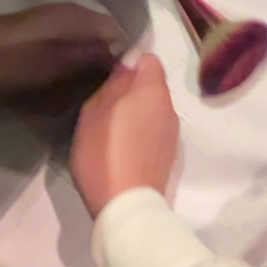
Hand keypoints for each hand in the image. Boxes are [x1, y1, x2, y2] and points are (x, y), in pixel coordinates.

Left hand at [0, 4, 121, 94]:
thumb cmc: (9, 64)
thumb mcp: (54, 66)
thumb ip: (92, 58)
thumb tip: (128, 56)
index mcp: (79, 19)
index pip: (122, 33)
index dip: (131, 60)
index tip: (134, 89)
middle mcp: (74, 17)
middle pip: (108, 41)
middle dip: (114, 67)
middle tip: (117, 99)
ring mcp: (58, 26)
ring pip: (92, 49)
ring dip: (95, 72)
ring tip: (99, 98)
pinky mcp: (44, 39)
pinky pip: (74, 55)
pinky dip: (78, 72)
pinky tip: (75, 91)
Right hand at [70, 54, 178, 217]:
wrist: (127, 206)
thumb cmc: (104, 156)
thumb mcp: (93, 114)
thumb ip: (112, 86)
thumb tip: (126, 69)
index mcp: (152, 91)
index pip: (150, 60)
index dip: (132, 65)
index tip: (113, 79)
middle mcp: (170, 109)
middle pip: (154, 88)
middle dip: (135, 92)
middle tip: (108, 107)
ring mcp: (174, 135)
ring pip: (155, 112)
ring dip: (139, 115)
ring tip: (115, 132)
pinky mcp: (170, 157)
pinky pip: (156, 134)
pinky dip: (144, 135)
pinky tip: (126, 150)